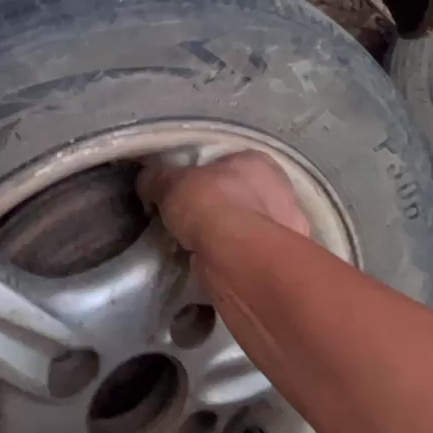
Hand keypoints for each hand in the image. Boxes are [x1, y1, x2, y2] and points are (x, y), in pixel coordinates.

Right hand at [140, 151, 311, 253]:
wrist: (238, 259)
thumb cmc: (211, 205)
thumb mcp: (171, 183)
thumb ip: (158, 179)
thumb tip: (148, 180)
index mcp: (258, 162)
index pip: (229, 163)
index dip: (205, 177)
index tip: (183, 193)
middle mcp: (279, 191)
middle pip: (240, 197)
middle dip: (217, 211)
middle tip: (188, 223)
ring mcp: (284, 230)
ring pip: (246, 231)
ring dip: (225, 240)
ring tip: (194, 249)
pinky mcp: (277, 265)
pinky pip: (246, 259)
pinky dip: (230, 264)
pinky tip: (209, 270)